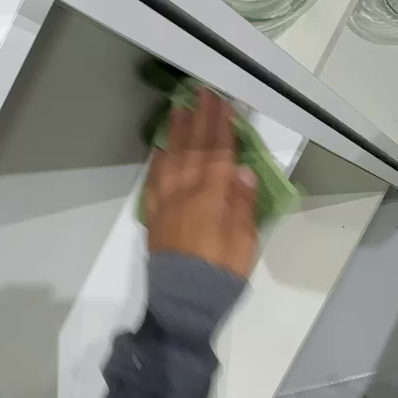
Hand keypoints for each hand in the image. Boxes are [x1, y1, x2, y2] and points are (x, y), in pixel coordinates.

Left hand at [144, 88, 257, 278]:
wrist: (183, 303)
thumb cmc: (221, 274)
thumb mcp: (244, 243)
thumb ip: (242, 206)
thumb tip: (243, 171)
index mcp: (211, 198)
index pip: (218, 153)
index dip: (221, 126)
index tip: (223, 103)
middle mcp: (185, 193)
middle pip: (193, 150)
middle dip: (199, 120)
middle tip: (201, 93)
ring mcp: (166, 204)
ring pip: (170, 160)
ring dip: (175, 133)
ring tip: (178, 110)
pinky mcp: (154, 217)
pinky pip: (154, 182)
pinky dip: (158, 161)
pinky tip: (160, 150)